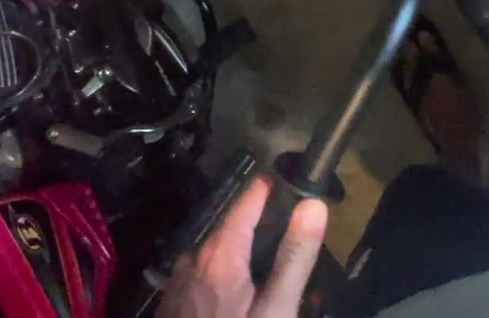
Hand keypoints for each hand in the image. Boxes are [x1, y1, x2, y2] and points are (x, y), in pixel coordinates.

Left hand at [160, 177, 327, 317]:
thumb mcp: (276, 312)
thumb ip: (295, 257)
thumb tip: (314, 202)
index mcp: (221, 252)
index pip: (251, 195)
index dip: (276, 186)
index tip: (300, 183)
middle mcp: (195, 257)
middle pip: (237, 223)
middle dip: (267, 226)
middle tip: (299, 241)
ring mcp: (181, 282)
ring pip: (223, 251)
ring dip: (249, 255)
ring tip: (278, 277)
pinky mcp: (174, 305)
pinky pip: (209, 275)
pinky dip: (231, 277)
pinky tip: (247, 301)